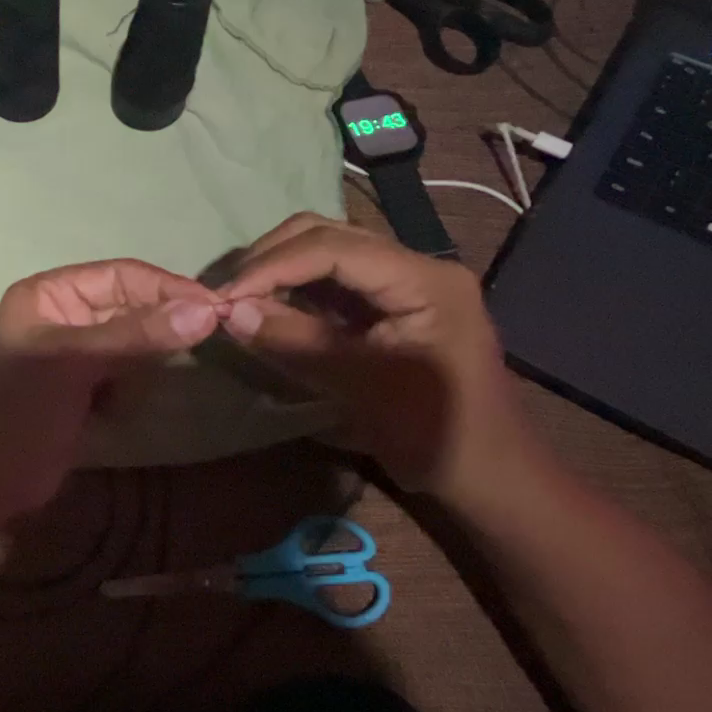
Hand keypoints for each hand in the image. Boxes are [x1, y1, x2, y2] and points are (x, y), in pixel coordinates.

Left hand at [0, 259, 219, 539]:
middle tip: (201, 347)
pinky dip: (133, 389)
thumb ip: (135, 336)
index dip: (169, 289)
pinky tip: (115, 410)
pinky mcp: (87, 387)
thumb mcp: (74, 364)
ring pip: (137, 342)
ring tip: (125, 391)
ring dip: (143, 366)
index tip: (219, 309)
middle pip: (133, 307)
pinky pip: (130, 373)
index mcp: (48, 294)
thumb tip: (206, 311)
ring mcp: (75, 352)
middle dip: (159, 330)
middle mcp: (63, 315)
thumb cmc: (21, 411)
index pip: (121, 276)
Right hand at [215, 213, 534, 500]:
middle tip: (224, 295)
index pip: (332, 248)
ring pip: (324, 250)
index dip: (271, 267)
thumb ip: (294, 342)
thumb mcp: (359, 387)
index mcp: (423, 280)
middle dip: (268, 259)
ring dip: (276, 269)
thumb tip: (228, 312)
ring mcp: (402, 282)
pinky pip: (330, 278)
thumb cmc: (433, 432)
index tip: (222, 297)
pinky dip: (292, 287)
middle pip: (326, 235)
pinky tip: (266, 307)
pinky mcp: (387, 302)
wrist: (489, 476)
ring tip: (238, 300)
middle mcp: (415, 266)